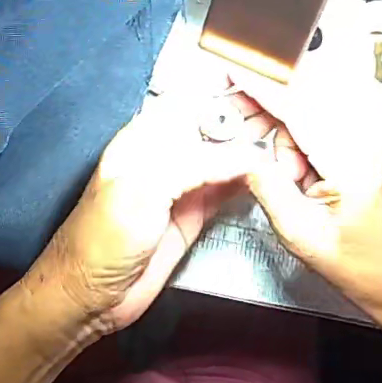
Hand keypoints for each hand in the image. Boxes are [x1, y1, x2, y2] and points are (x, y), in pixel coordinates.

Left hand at [24, 92, 279, 338]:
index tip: (261, 87)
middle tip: (288, 112)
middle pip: (212, 128)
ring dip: (254, 149)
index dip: (222, 93)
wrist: (91, 295)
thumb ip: (193, 165)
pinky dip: (251, 181)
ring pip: (224, 158)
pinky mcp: (194, 214)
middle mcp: (165, 157)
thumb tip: (244, 155)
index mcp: (144, 139)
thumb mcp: (142, 190)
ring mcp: (182, 186)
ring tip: (290, 137)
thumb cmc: (102, 238)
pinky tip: (274, 173)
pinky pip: (228, 189)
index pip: (189, 103)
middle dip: (246, 119)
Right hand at [233, 73, 381, 330]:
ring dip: (290, 123)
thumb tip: (242, 152)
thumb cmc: (363, 266)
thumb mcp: (300, 234)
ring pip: (319, 101)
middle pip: (310, 94)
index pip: (300, 108)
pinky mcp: (380, 137)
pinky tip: (302, 162)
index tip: (238, 69)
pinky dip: (307, 126)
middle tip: (245, 120)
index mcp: (356, 165)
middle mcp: (375, 140)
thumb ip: (266, 186)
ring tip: (292, 173)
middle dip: (271, 103)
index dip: (262, 87)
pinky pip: (333, 113)